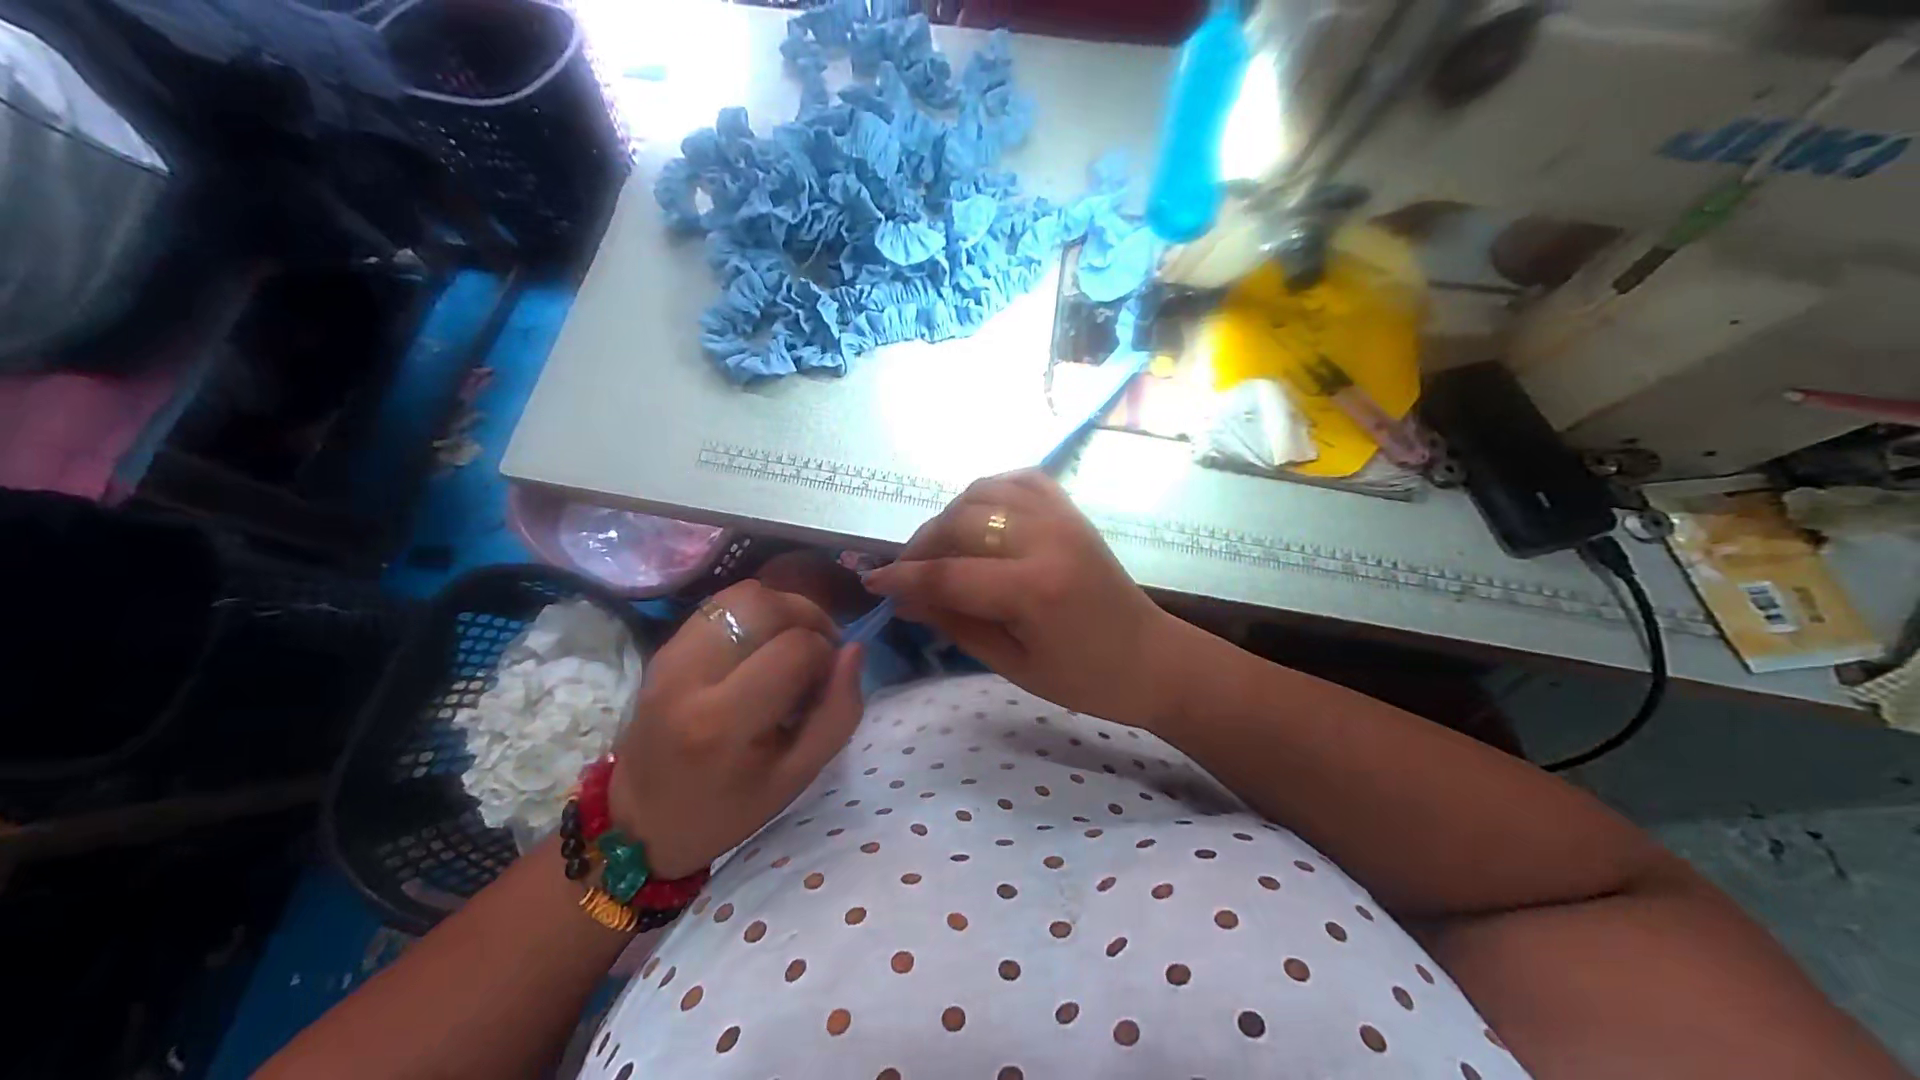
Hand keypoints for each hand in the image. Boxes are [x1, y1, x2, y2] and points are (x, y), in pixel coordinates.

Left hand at [608, 579, 863, 877]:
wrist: (641, 820)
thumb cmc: (727, 809)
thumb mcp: (796, 777)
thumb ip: (837, 713)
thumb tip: (854, 651)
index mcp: (723, 721)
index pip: (796, 648)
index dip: (826, 655)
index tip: (827, 682)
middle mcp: (690, 675)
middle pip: (765, 604)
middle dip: (808, 616)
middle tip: (819, 649)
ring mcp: (670, 656)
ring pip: (741, 595)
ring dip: (781, 609)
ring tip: (791, 641)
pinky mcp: (664, 648)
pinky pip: (720, 607)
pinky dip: (754, 616)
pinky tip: (760, 647)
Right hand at [862, 471, 1185, 727]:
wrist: (1152, 659)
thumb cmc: (1085, 679)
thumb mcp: (1013, 665)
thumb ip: (955, 624)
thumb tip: (904, 600)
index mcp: (1035, 587)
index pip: (949, 573)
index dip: (903, 578)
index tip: (872, 583)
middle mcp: (1046, 538)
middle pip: (960, 524)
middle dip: (920, 547)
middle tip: (904, 575)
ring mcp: (1062, 516)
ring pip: (982, 493)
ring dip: (949, 517)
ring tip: (938, 549)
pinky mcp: (1070, 510)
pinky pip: (1016, 480)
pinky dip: (986, 493)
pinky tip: (976, 519)